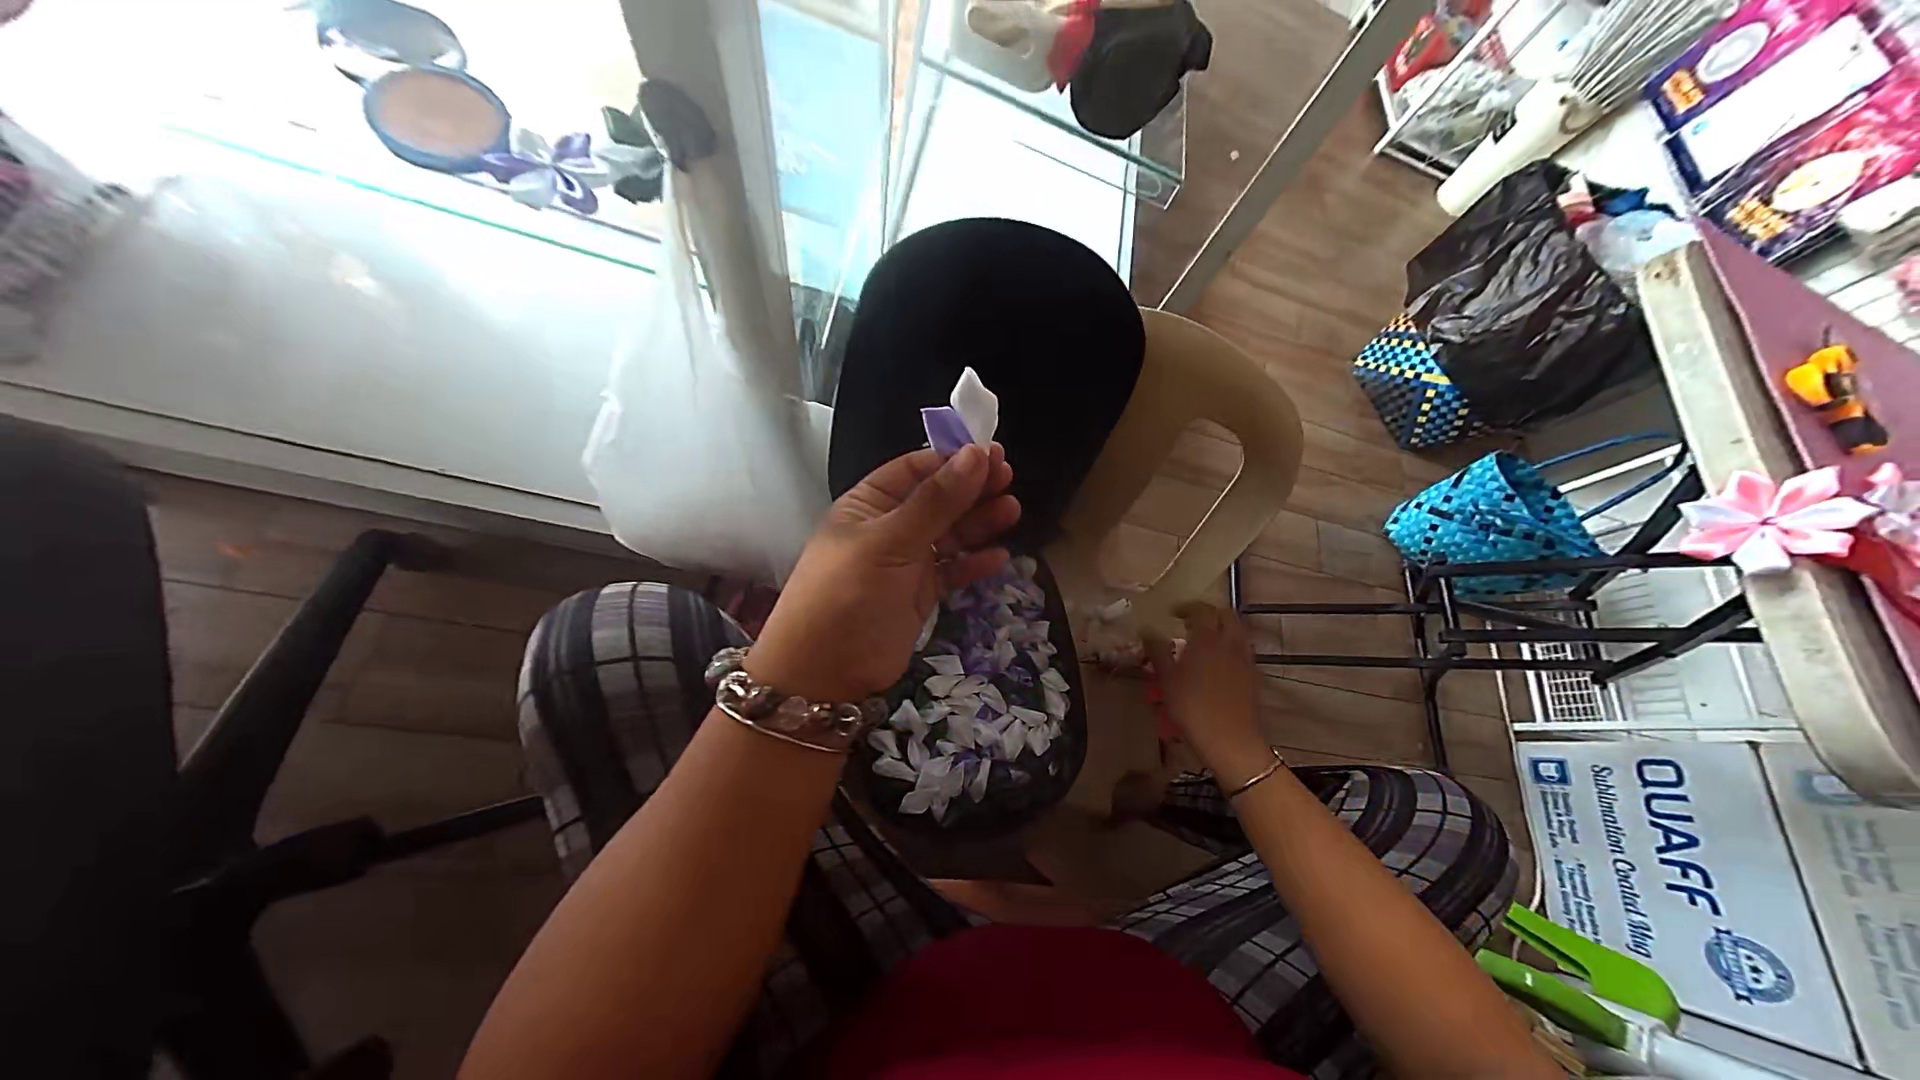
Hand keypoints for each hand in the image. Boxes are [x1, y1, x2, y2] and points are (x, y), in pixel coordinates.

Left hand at [746, 443, 1018, 703]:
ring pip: (950, 534)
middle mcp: (888, 529)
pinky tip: (999, 557)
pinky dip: (974, 563)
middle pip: (938, 500)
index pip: (915, 469)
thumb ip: (936, 501)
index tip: (992, 455)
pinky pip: (952, 571)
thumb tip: (976, 454)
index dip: (952, 460)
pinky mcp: (919, 595)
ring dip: (979, 522)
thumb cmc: (849, 595)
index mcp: (869, 504)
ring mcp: (905, 563)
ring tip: (1012, 511)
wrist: (825, 673)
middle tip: (1009, 479)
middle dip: (972, 489)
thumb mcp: (890, 542)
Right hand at [1144, 604, 1271, 784]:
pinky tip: (1218, 667)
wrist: (1230, 740)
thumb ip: (1157, 651)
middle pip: (1227, 616)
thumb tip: (1147, 630)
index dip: (1188, 608)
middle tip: (1192, 624)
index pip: (1202, 610)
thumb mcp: (1166, 679)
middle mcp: (1230, 643)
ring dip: (1223, 630)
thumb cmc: (1192, 707)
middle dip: (1210, 614)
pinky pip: (1243, 653)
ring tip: (1205, 644)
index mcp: (1207, 639)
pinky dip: (1231, 650)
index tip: (1174, 614)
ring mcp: (1245, 660)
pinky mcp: (1254, 678)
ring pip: (1238, 633)